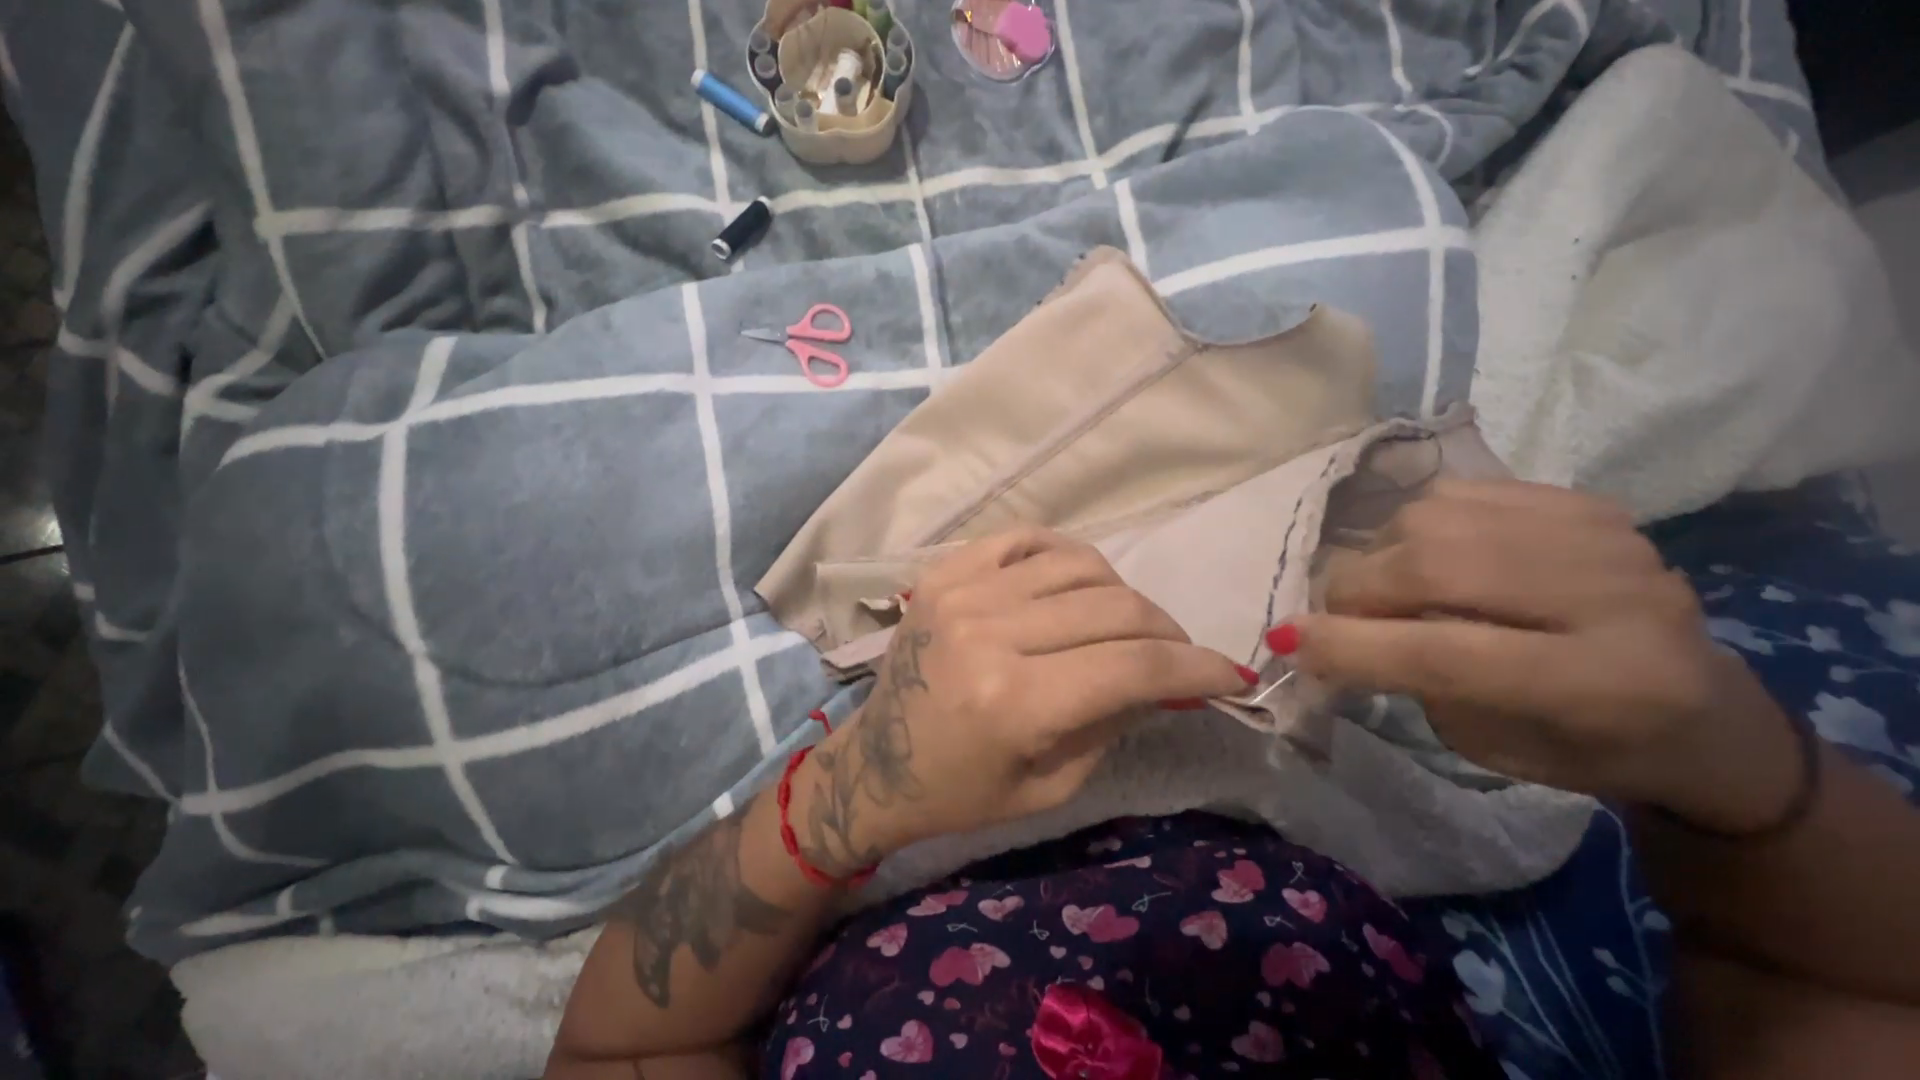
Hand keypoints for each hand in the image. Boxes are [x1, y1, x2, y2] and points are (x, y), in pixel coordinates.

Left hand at [791, 527, 1254, 873]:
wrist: (876, 764)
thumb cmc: (964, 791)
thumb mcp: (1052, 783)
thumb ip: (1116, 721)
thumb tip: (1173, 676)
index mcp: (1014, 701)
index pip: (1134, 665)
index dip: (1197, 667)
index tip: (1230, 674)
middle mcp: (989, 633)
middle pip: (1116, 608)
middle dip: (1169, 632)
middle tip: (1179, 655)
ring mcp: (962, 592)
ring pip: (1081, 565)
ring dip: (1123, 594)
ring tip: (1128, 625)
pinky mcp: (943, 572)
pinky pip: (1028, 538)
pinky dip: (1068, 557)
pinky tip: (1078, 585)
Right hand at [1291, 478, 1802, 832]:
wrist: (1700, 710)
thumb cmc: (1586, 750)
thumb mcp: (1494, 747)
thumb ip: (1416, 682)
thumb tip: (1328, 628)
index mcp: (1602, 686)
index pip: (1447, 653)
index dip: (1353, 646)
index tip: (1287, 643)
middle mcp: (1611, 597)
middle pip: (1436, 567)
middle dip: (1356, 592)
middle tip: (1332, 617)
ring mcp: (1603, 537)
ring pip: (1436, 518)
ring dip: (1380, 554)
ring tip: (1382, 587)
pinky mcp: (1587, 503)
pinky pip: (1460, 492)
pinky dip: (1417, 525)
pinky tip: (1425, 557)